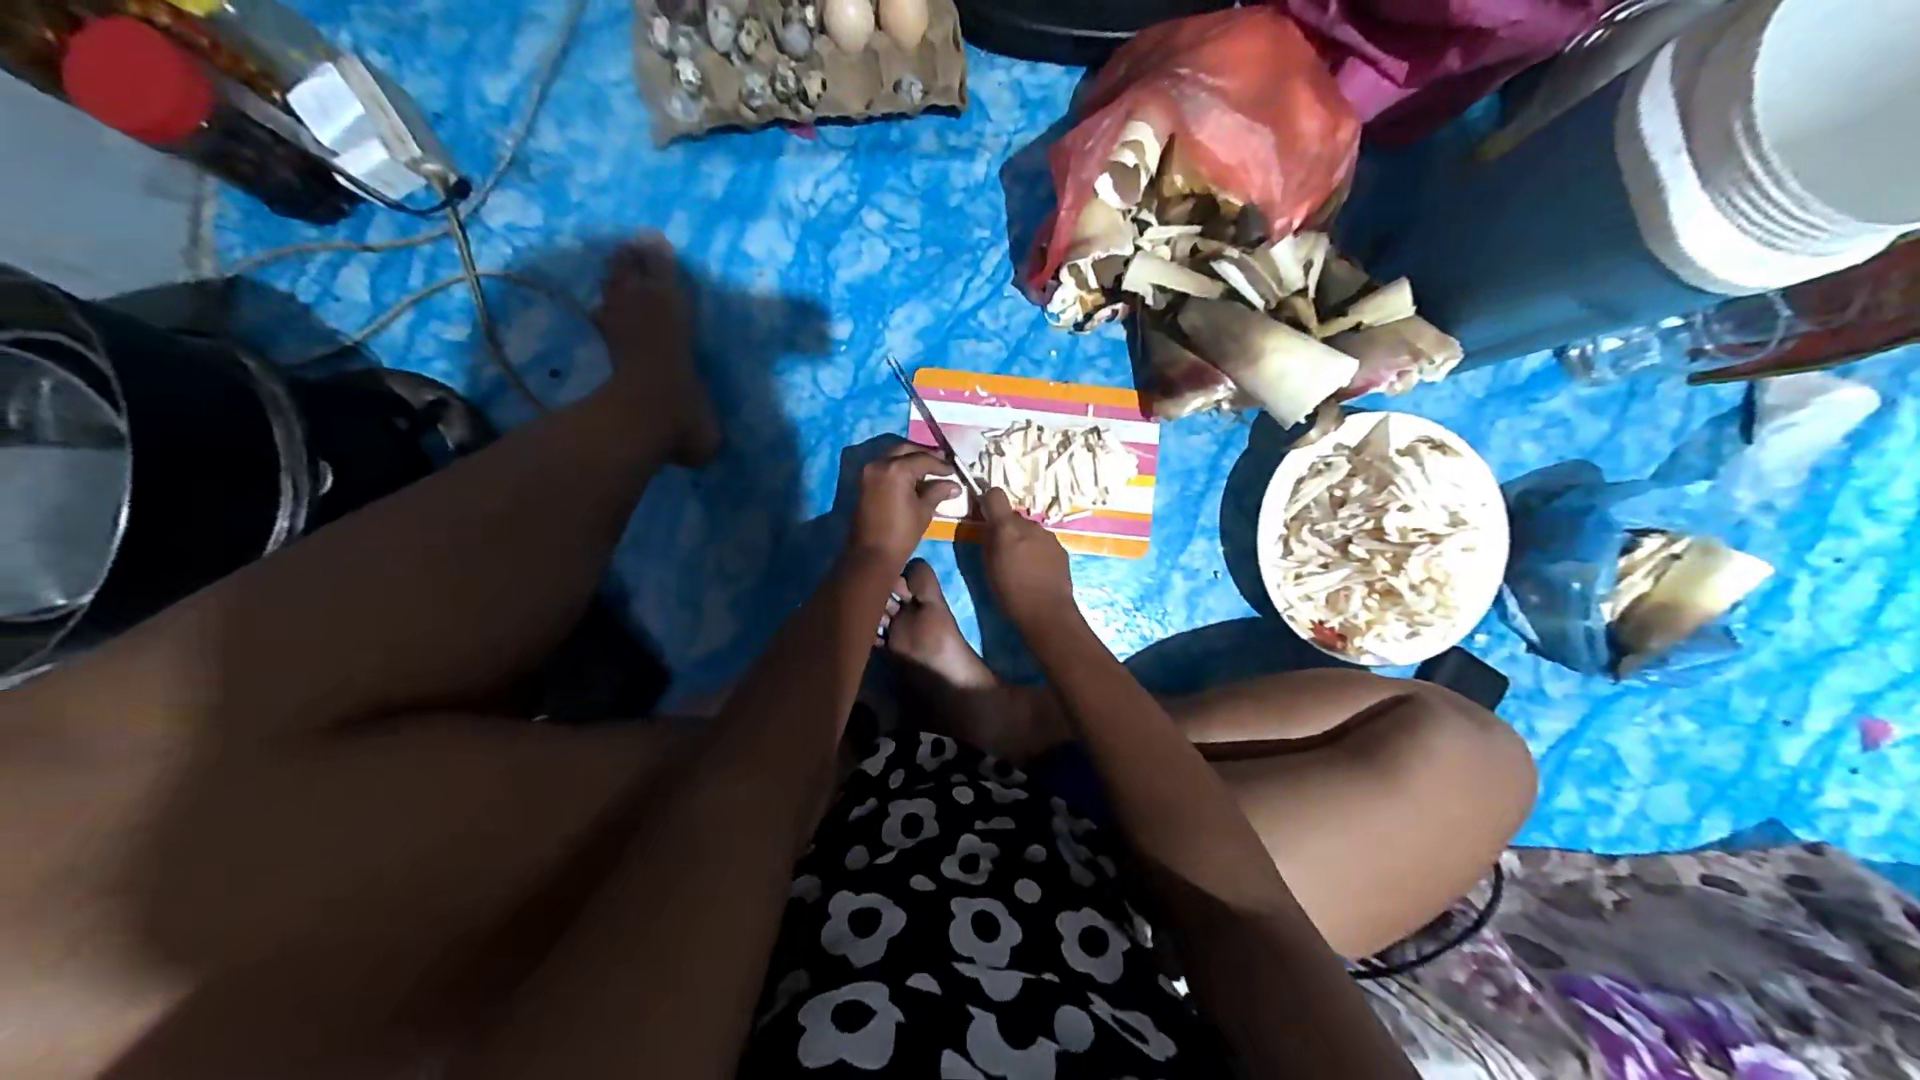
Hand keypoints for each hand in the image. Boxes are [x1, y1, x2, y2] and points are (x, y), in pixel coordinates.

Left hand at [849, 443, 961, 566]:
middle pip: (905, 449)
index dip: (940, 464)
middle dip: (924, 454)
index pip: (923, 459)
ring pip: (893, 456)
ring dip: (910, 459)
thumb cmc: (902, 533)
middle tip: (941, 462)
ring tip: (928, 469)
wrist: (872, 554)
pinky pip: (884, 466)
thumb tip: (954, 485)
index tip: (953, 470)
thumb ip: (938, 492)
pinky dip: (899, 467)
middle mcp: (880, 464)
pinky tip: (913, 477)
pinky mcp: (864, 482)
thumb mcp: (924, 511)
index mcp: (896, 469)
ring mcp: (869, 472)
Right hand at [979, 488, 1079, 631]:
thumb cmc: (1009, 593)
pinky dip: (1037, 551)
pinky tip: (1036, 571)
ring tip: (1020, 565)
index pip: (996, 494)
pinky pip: (1043, 542)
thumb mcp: (987, 566)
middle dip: (1006, 528)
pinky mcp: (1061, 549)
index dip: (988, 501)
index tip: (984, 515)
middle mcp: (1030, 525)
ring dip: (1023, 540)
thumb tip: (988, 525)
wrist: (1047, 612)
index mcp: (1007, 528)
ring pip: (1029, 530)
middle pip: (1013, 516)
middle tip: (1001, 551)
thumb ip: (988, 540)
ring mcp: (1048, 536)